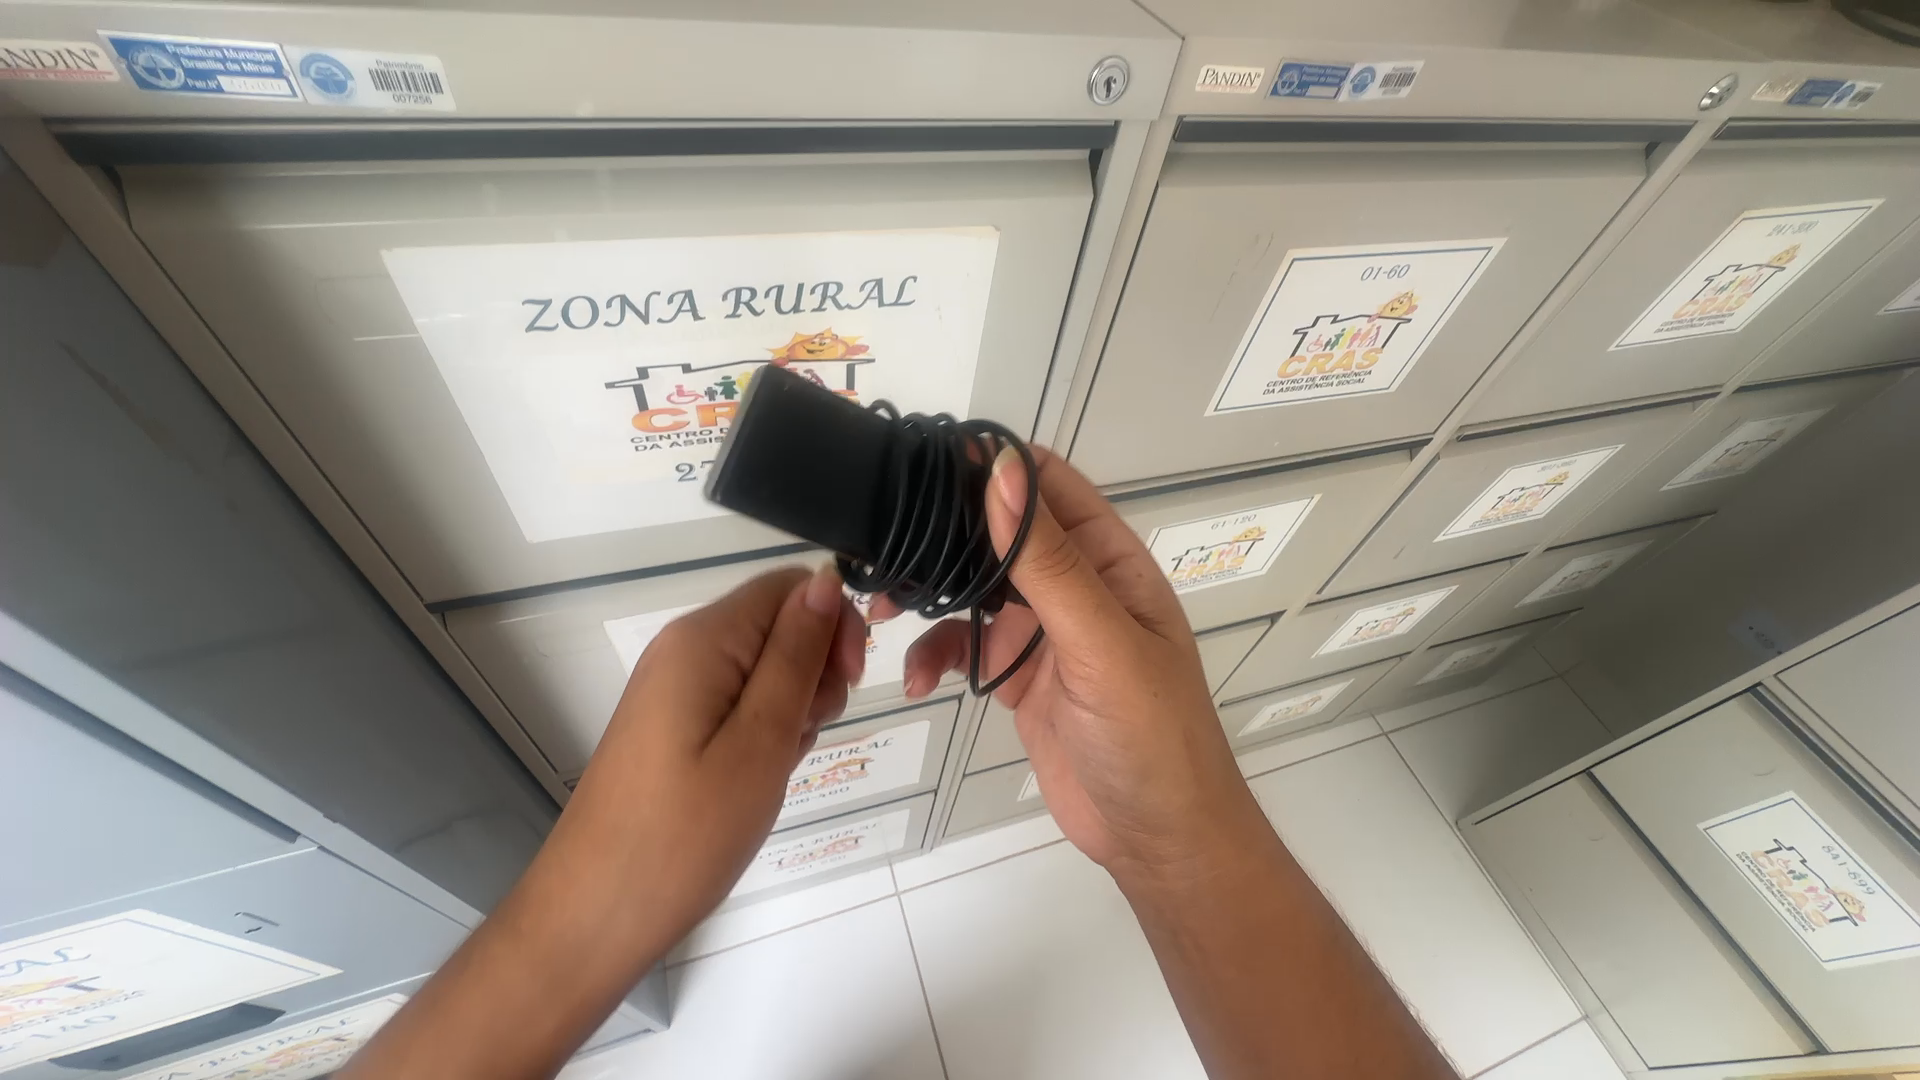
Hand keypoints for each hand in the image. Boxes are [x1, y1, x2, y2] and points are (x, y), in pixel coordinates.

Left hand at [560, 564, 866, 947]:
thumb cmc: (686, 833)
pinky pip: (743, 701)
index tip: (848, 685)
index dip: (835, 624)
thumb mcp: (761, 738)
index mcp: (705, 638)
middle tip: (800, 737)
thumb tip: (827, 579)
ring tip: (774, 766)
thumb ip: (797, 652)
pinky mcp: (676, 722)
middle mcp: (687, 647)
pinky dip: (766, 730)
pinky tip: (756, 776)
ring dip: (795, 706)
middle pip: (782, 623)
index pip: (794, 586)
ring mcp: (678, 686)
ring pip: (769, 666)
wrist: (594, 918)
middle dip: (815, 671)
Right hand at [886, 448, 1262, 873]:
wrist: (1154, 837)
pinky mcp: (1014, 672)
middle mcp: (1072, 583)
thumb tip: (1001, 469)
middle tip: (884, 541)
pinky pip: (963, 646)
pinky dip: (935, 655)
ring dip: (928, 595)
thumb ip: (1048, 561)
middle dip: (943, 534)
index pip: (1046, 485)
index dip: (993, 464)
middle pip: (998, 533)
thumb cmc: (1149, 735)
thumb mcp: (1100, 642)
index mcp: (1106, 559)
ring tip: (883, 612)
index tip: (926, 460)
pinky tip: (918, 681)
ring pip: (972, 588)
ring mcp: (1041, 629)